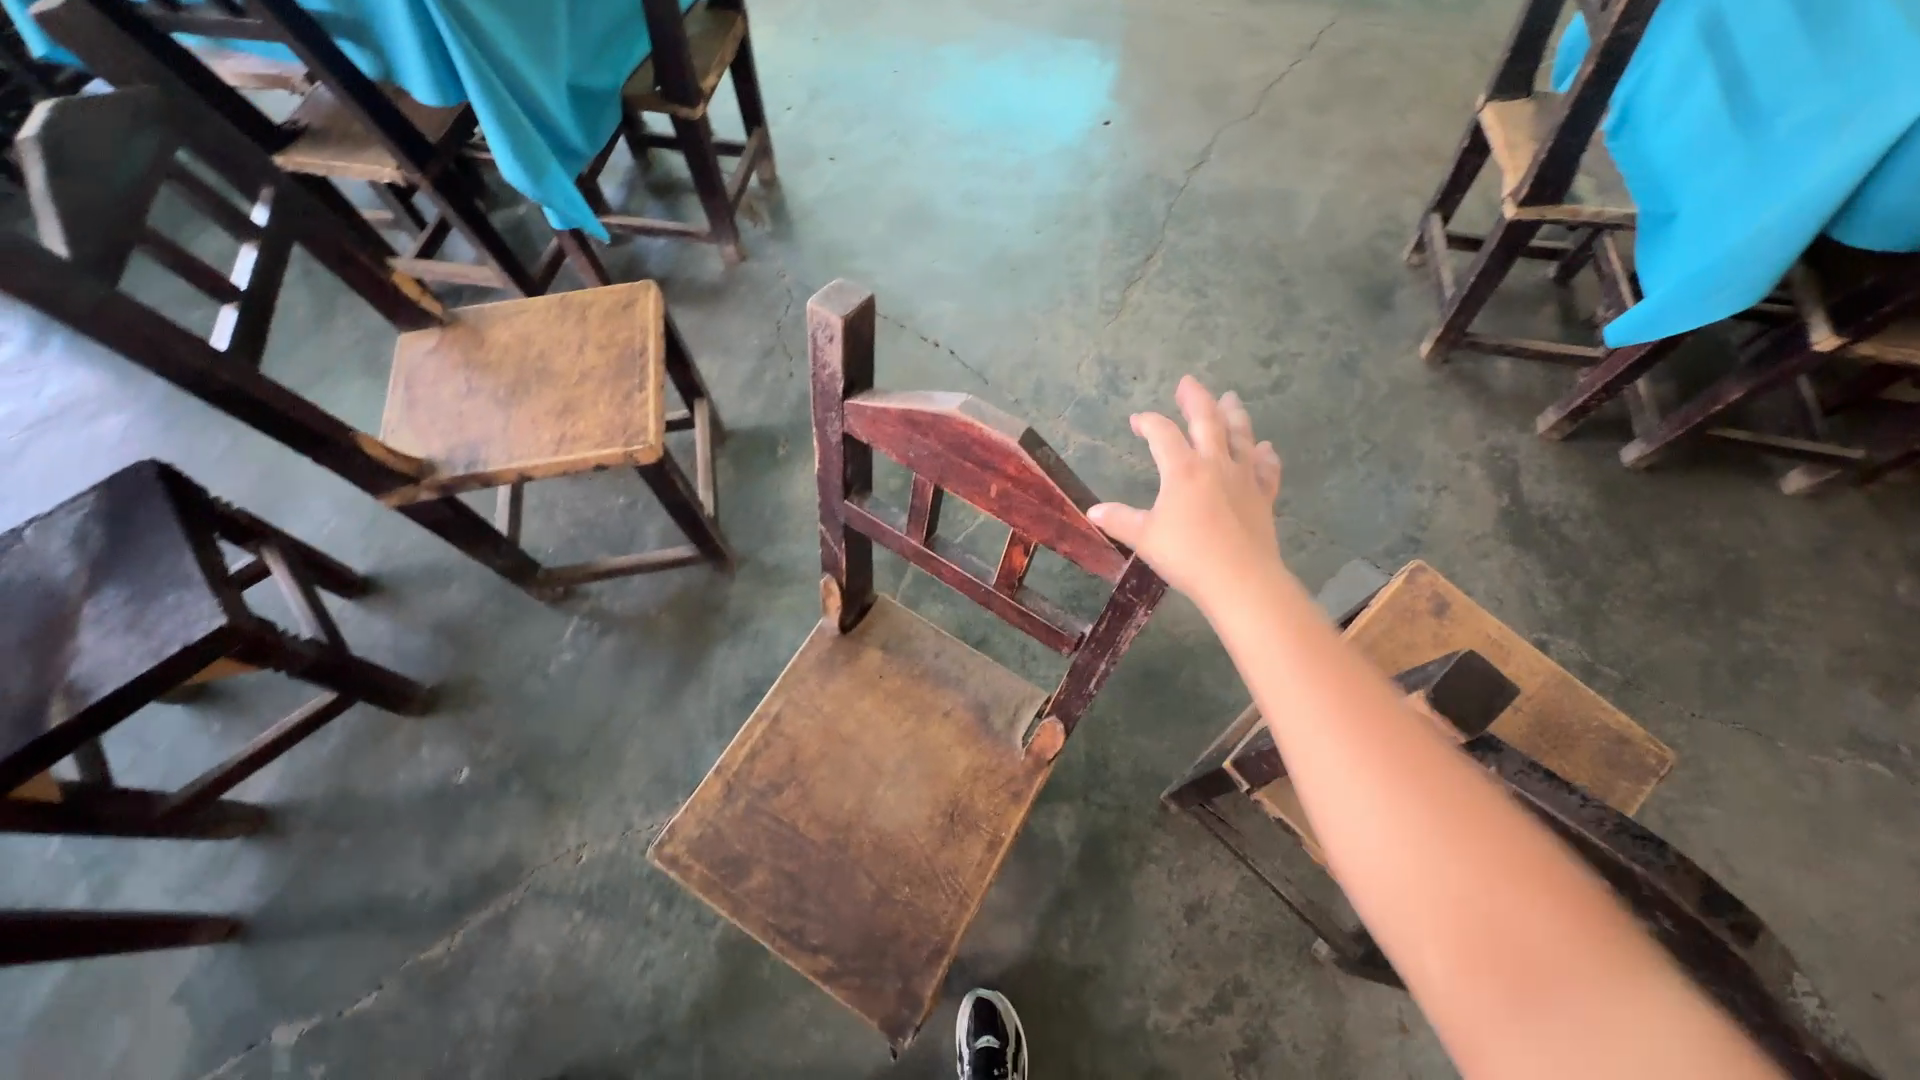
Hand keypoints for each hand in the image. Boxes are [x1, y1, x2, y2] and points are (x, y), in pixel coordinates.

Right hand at [1089, 376, 1285, 613]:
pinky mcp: (1263, 496)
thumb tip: (1093, 510)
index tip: (1137, 421)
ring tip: (1229, 398)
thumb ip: (1120, 520)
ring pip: (1239, 435)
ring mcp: (1243, 477)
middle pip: (1206, 420)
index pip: (1162, 434)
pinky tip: (1265, 447)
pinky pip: (1266, 469)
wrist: (1240, 578)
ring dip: (1233, 414)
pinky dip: (1265, 455)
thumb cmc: (1187, 555)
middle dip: (1195, 399)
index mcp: (1182, 469)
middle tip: (1188, 383)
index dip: (1148, 423)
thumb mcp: (1145, 538)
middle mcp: (1215, 463)